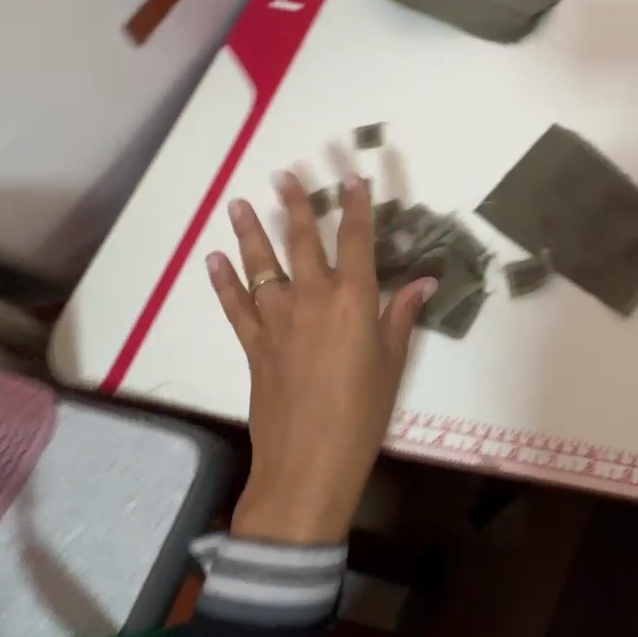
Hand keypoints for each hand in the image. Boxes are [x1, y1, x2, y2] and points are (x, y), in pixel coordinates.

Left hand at [207, 172, 435, 544]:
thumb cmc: (364, 411)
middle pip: (304, 243)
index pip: (357, 241)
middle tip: (283, 174)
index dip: (356, 207)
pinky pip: (236, 307)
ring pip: (263, 268)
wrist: (309, 462)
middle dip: (296, 206)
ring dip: (251, 234)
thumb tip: (424, 282)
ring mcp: (278, 321)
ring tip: (239, 203)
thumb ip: (402, 315)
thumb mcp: (393, 361)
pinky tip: (213, 260)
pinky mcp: (254, 345)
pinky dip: (224, 283)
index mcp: (354, 300)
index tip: (352, 178)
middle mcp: (313, 300)